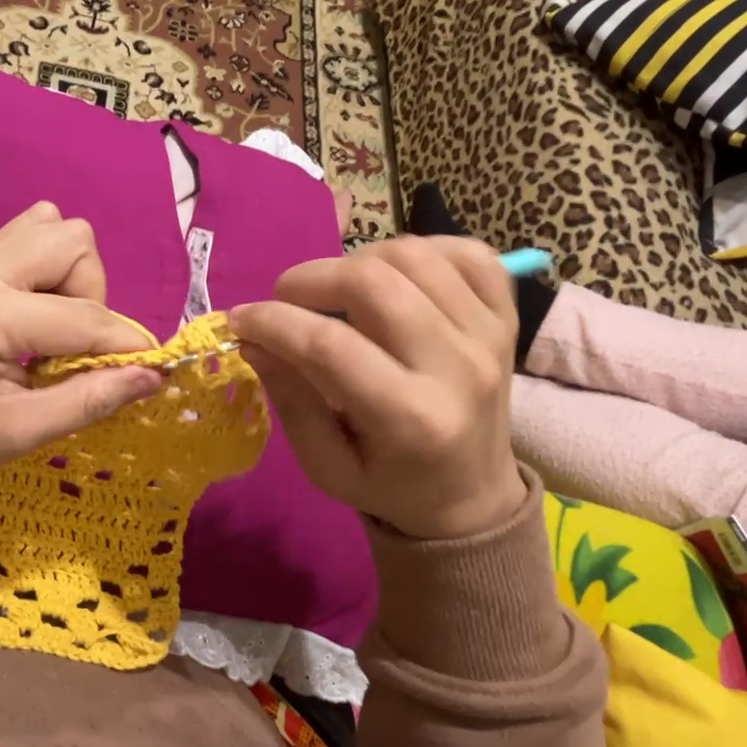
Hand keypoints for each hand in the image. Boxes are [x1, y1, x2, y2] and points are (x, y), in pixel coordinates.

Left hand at [0, 203, 162, 515]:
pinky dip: (51, 271)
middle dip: (93, 297)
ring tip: (55, 331)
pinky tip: (39, 316)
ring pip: (55, 230)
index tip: (147, 373)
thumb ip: (89, 399)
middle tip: (73, 351)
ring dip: (73, 278)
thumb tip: (153, 374)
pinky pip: (30, 238)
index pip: (83, 316)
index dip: (126, 345)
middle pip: (74, 241)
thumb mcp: (20, 432)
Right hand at [229, 235, 525, 539]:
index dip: (272, 322)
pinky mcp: (507, 316)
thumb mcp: (324, 465)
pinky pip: (467, 252)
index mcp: (410, 419)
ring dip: (357, 260)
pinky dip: (420, 250)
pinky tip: (392, 277)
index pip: (329, 345)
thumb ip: (290, 400)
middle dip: (309, 279)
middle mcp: (458, 368)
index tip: (239, 321)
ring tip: (336, 291)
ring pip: (414, 255)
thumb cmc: (387, 484)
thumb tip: (253, 339)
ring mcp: (489, 335)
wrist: (470, 496)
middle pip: (374, 283)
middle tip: (285, 300)